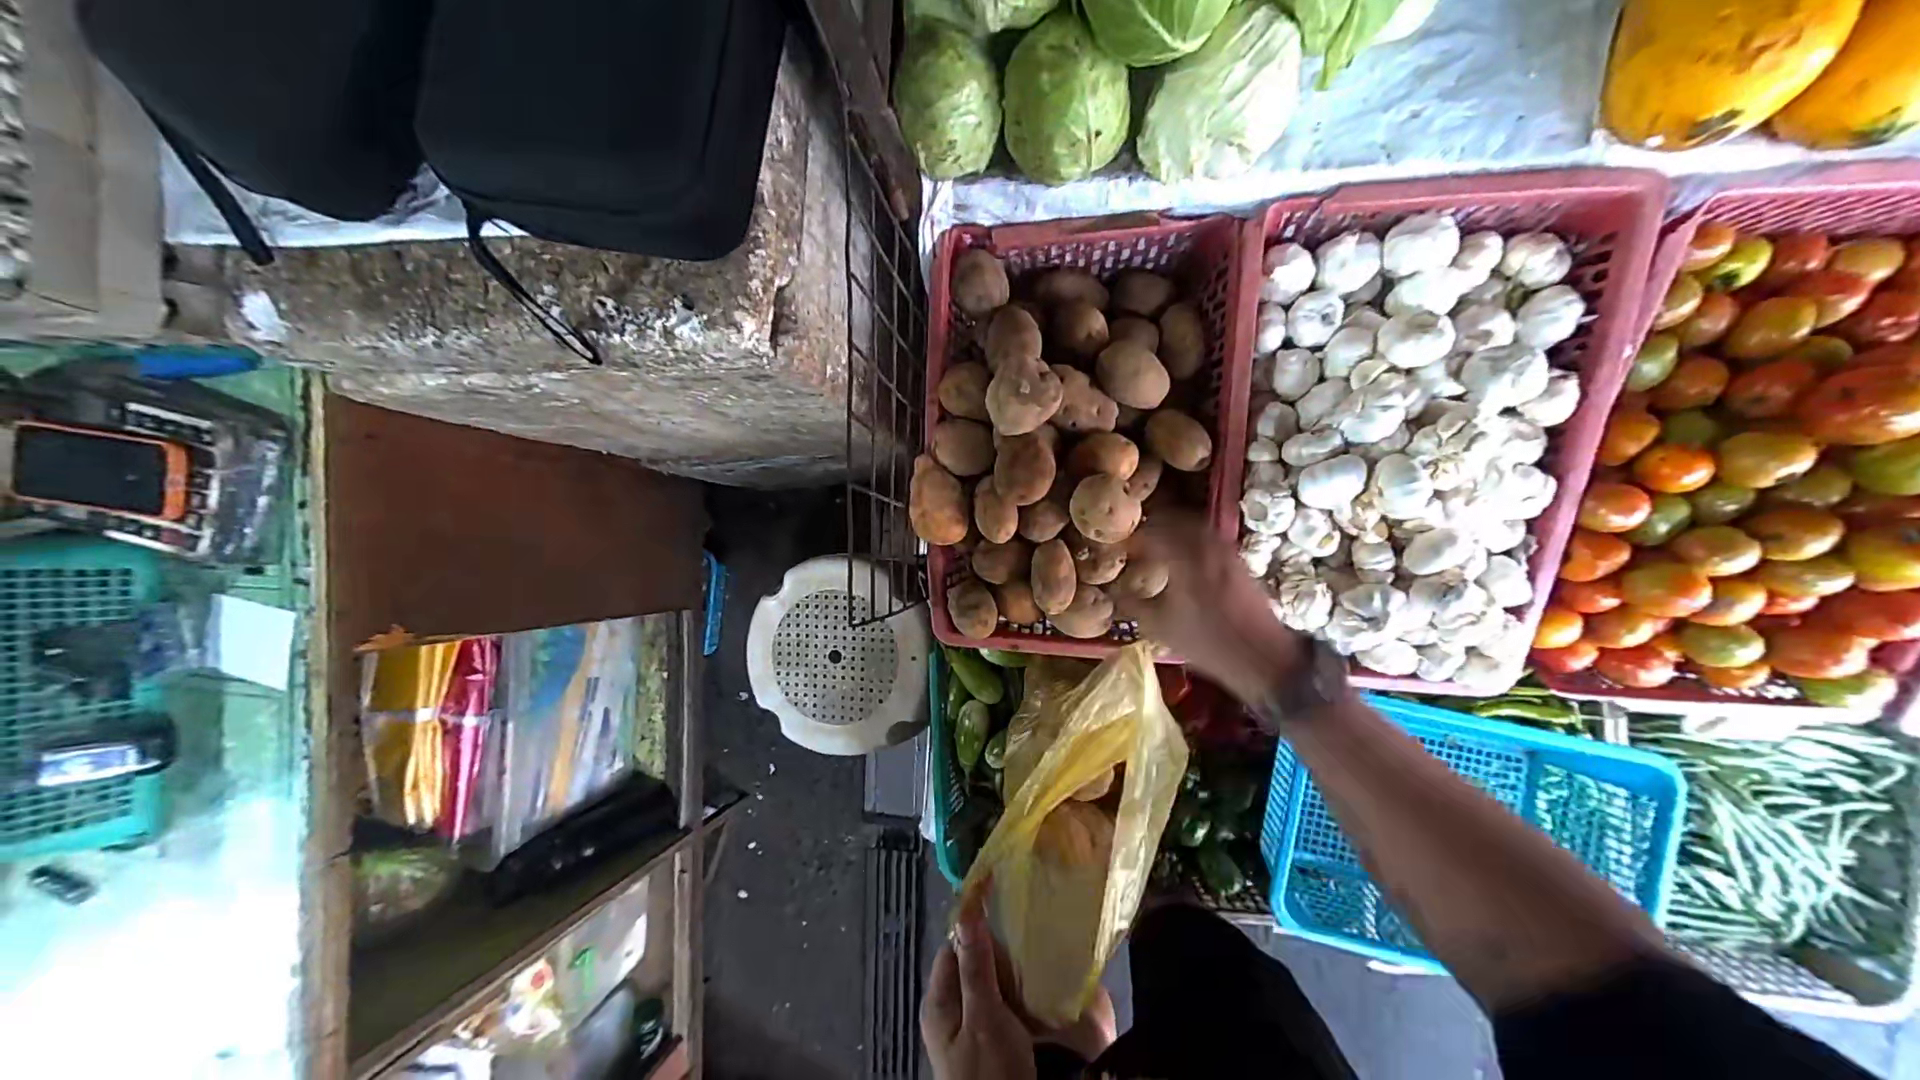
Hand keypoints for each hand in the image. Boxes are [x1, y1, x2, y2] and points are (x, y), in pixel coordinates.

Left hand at [921, 897, 1037, 1079]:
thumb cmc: (990, 1074)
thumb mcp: (985, 1018)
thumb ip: (976, 966)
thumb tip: (966, 910)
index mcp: (938, 1000)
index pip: (951, 945)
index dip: (974, 925)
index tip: (1002, 909)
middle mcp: (945, 1009)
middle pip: (966, 961)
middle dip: (991, 946)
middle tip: (1022, 932)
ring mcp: (962, 1027)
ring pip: (980, 981)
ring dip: (1001, 968)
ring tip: (1028, 954)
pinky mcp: (981, 1041)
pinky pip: (991, 1001)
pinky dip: (1006, 989)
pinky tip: (1026, 987)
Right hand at [1119, 514, 1304, 705]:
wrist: (1261, 656)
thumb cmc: (1206, 642)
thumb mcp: (1159, 627)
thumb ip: (1131, 603)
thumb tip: (1110, 590)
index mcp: (1182, 558)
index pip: (1151, 531)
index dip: (1132, 535)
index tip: (1119, 543)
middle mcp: (1206, 546)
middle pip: (1175, 519)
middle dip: (1153, 524)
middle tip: (1137, 536)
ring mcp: (1226, 551)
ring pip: (1195, 525)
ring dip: (1174, 528)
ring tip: (1159, 542)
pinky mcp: (1239, 561)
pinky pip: (1209, 537)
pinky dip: (1192, 538)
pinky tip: (1185, 557)